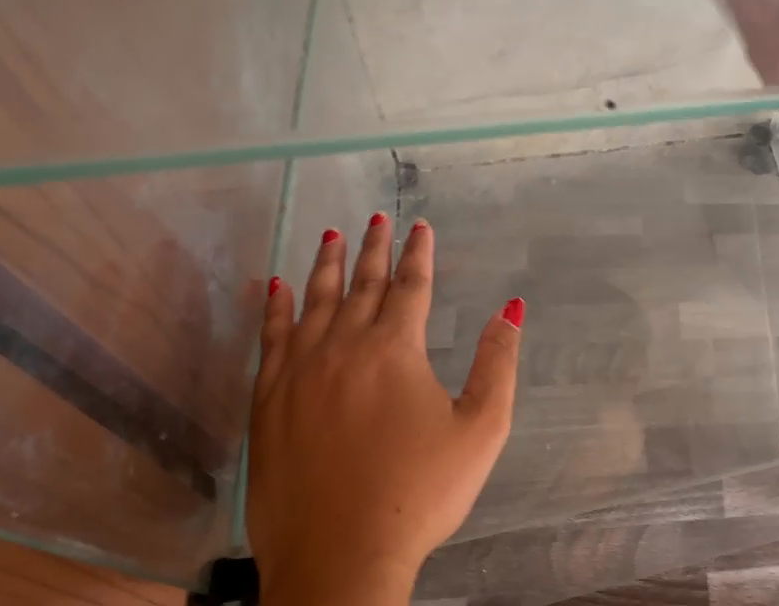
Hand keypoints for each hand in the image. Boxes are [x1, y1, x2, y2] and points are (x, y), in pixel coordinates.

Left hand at [249, 215, 522, 605]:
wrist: (340, 561)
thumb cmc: (420, 493)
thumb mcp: (481, 428)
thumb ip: (497, 362)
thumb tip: (511, 307)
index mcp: (394, 350)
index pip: (410, 286)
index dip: (419, 253)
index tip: (421, 226)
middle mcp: (343, 349)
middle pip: (362, 285)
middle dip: (373, 248)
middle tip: (376, 217)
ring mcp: (299, 376)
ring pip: (313, 304)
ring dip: (325, 267)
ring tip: (330, 235)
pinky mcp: (267, 406)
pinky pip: (270, 341)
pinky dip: (275, 310)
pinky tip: (276, 290)